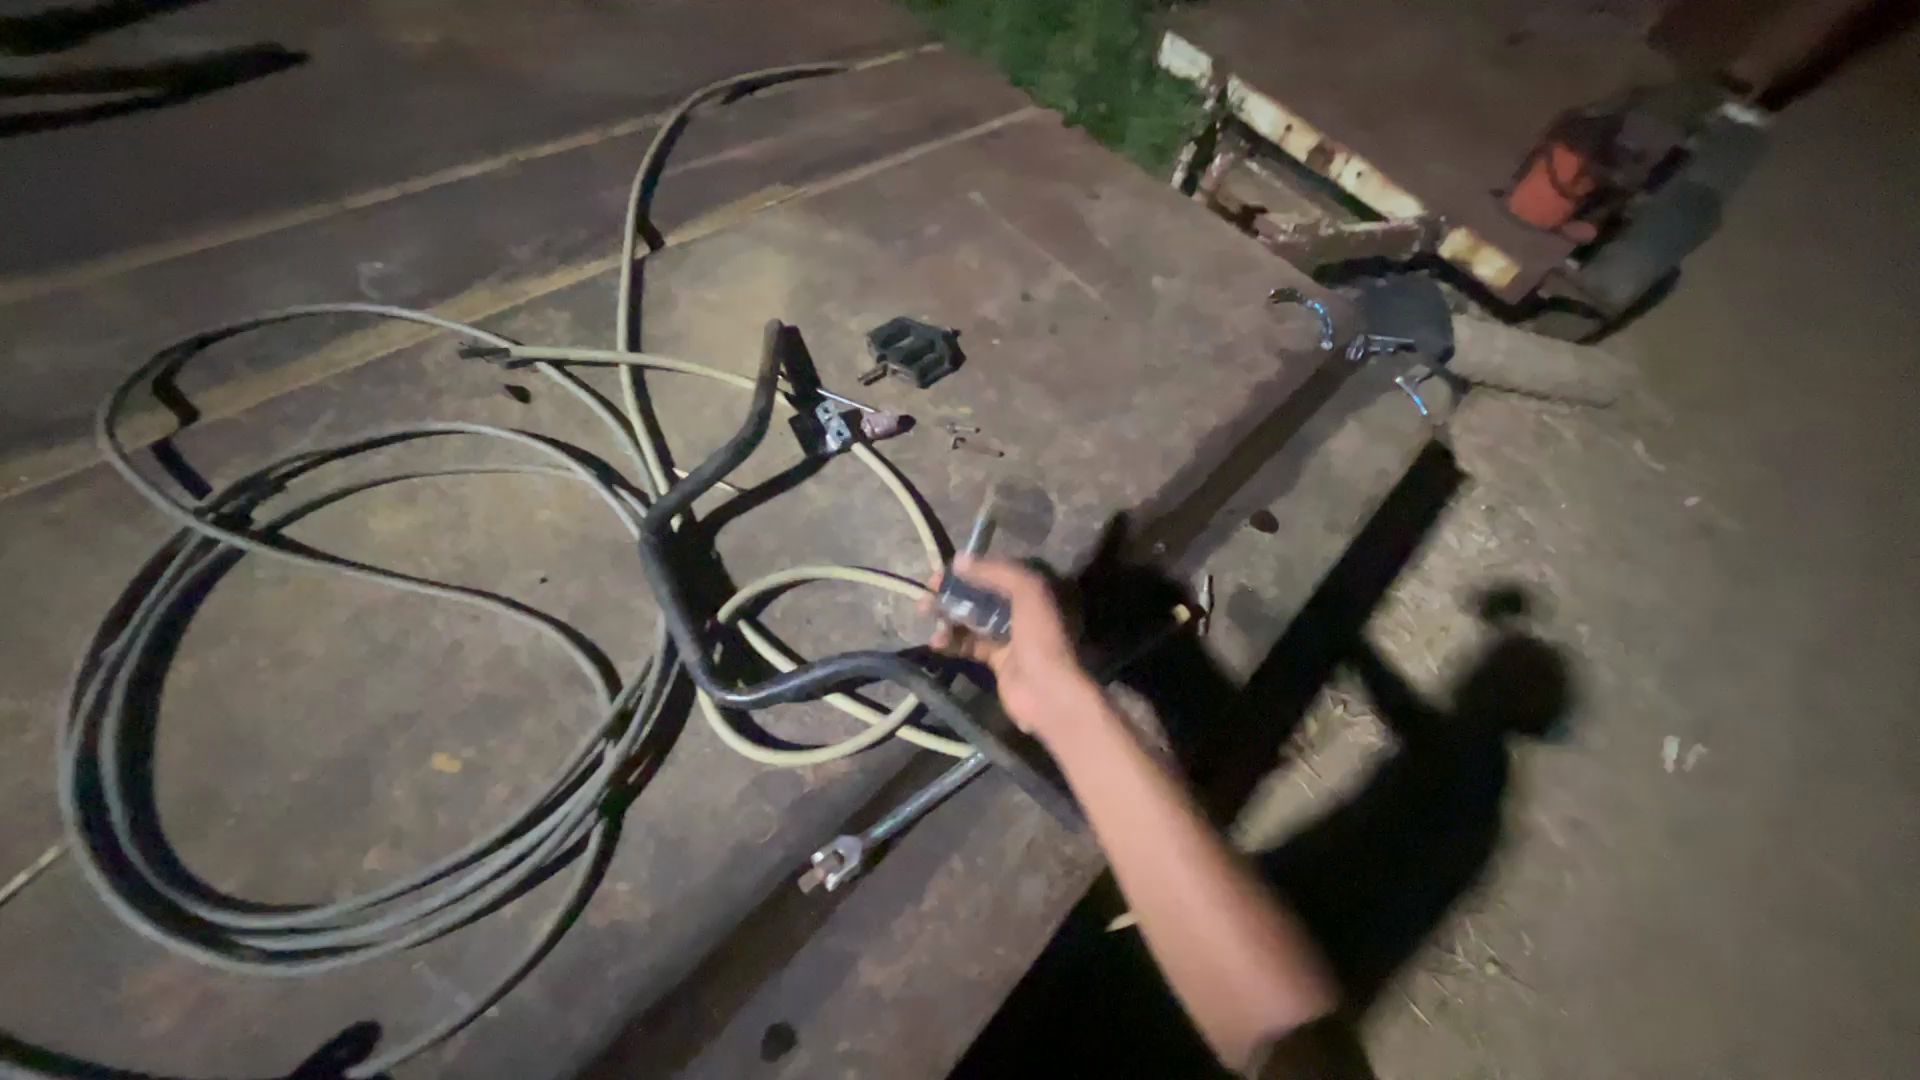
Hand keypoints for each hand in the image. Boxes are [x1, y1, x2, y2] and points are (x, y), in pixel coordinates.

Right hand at [928, 555, 1104, 744]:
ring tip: (926, 615)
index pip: (1000, 570)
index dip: (971, 568)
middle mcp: (1026, 609)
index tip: (944, 571)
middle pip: (983, 594)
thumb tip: (959, 560)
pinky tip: (936, 641)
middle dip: (954, 592)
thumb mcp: (1027, 590)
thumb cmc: (1042, 636)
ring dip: (949, 615)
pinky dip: (952, 640)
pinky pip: (971, 644)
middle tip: (928, 593)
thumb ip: (994, 572)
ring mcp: (1012, 636)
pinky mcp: (999, 660)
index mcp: (1038, 589)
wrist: (1049, 692)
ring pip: (974, 618)